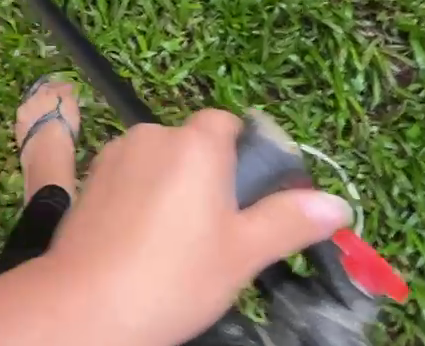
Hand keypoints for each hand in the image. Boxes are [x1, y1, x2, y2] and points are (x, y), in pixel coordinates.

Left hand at [43, 110, 351, 345]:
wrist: (89, 301)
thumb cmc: (176, 275)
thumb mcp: (244, 253)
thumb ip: (289, 220)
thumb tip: (336, 203)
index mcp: (196, 143)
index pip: (227, 123)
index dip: (245, 152)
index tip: (254, 194)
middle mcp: (154, 134)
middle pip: (193, 143)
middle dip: (210, 176)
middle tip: (222, 232)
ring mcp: (117, 151)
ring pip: (160, 160)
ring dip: (174, 186)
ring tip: (181, 242)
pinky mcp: (92, 175)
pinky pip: (130, 175)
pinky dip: (142, 196)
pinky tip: (144, 239)